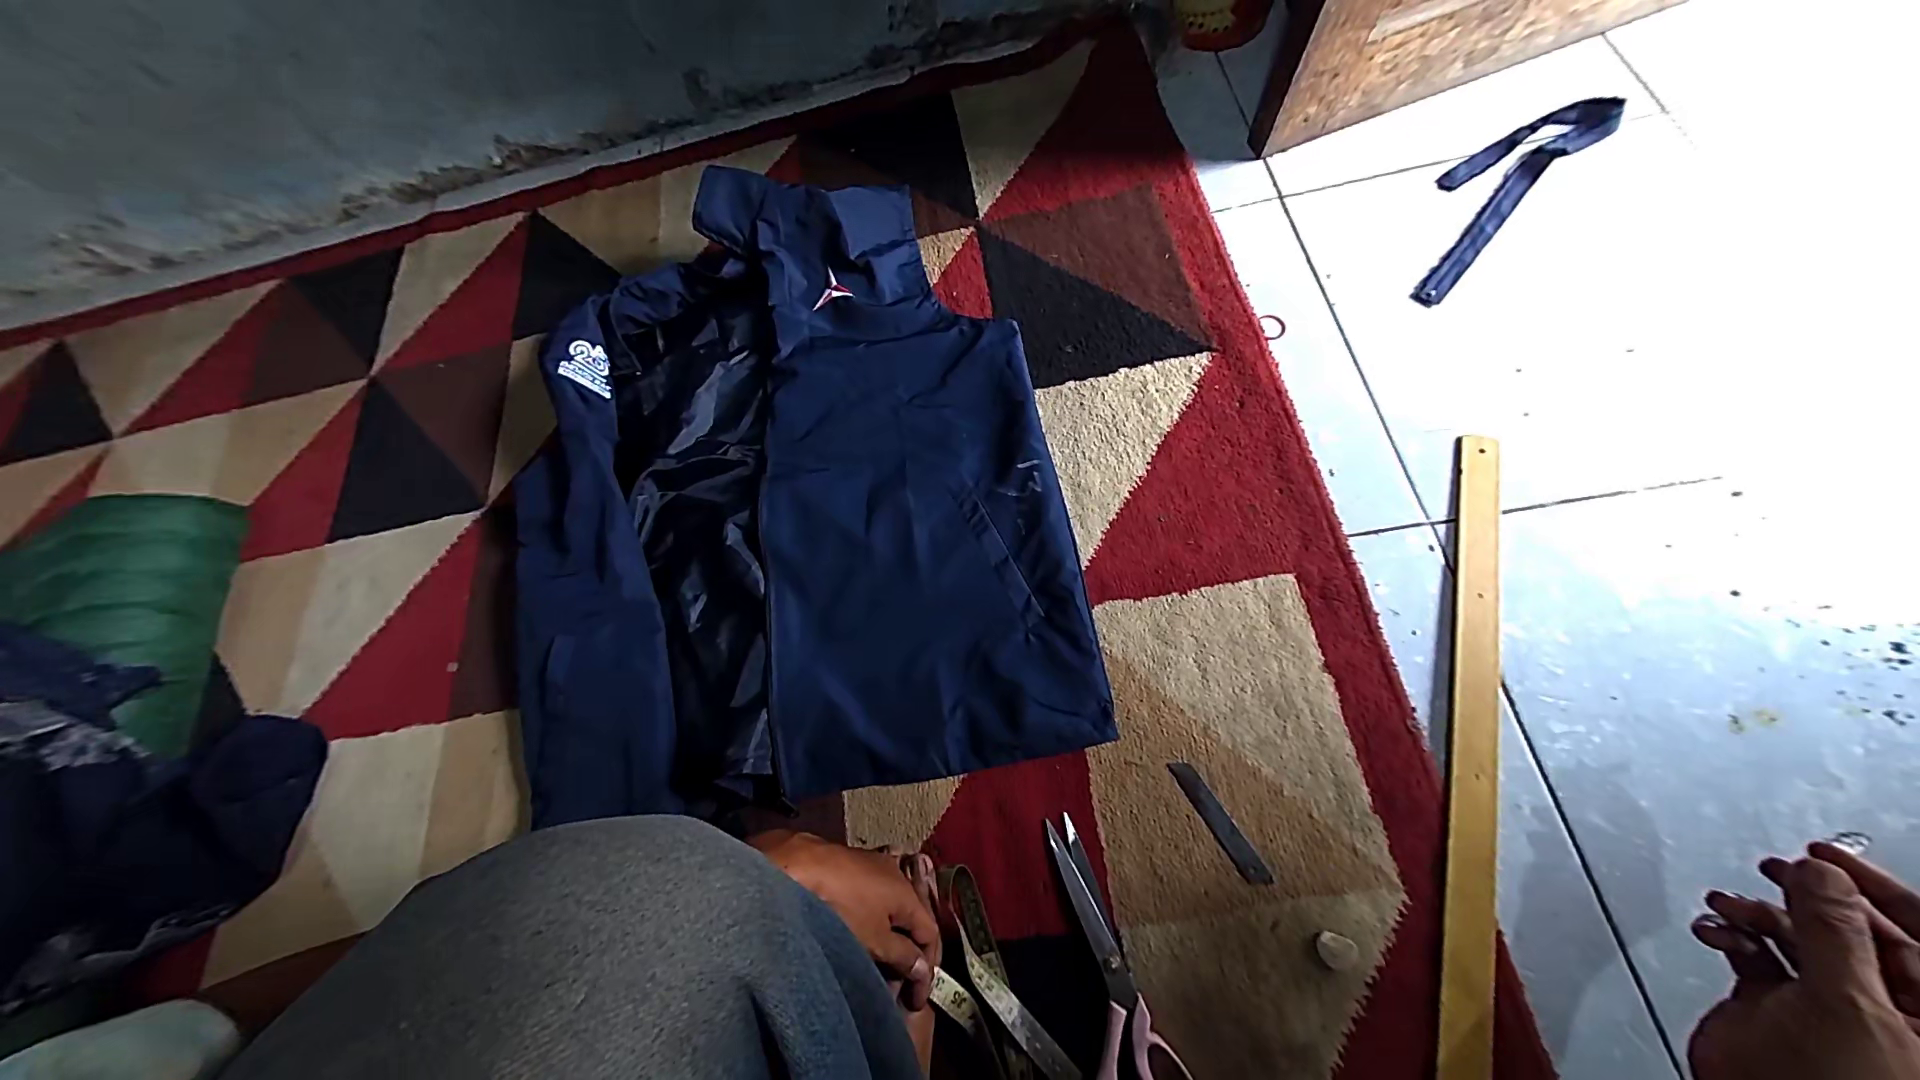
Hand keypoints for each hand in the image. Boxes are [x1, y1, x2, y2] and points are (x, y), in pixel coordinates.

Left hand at [749, 830, 942, 1011]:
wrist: (803, 867)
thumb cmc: (843, 906)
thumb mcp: (875, 941)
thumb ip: (902, 956)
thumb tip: (923, 968)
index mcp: (908, 894)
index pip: (930, 935)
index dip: (926, 970)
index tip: (915, 1000)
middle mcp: (897, 876)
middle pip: (911, 922)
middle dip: (906, 957)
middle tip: (893, 990)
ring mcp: (874, 868)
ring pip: (890, 911)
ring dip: (888, 940)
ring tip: (874, 968)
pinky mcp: (853, 867)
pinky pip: (872, 901)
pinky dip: (871, 923)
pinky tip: (858, 938)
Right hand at [1689, 843, 1919, 1079]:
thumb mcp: (1847, 1005)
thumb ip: (1835, 933)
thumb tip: (1823, 872)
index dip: (1879, 889)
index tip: (1829, 854)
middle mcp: (1892, 1008)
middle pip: (1853, 932)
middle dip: (1805, 897)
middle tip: (1775, 870)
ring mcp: (1832, 1006)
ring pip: (1798, 937)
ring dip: (1756, 914)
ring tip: (1730, 907)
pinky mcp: (1777, 1003)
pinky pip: (1755, 953)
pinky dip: (1730, 935)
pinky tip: (1717, 932)